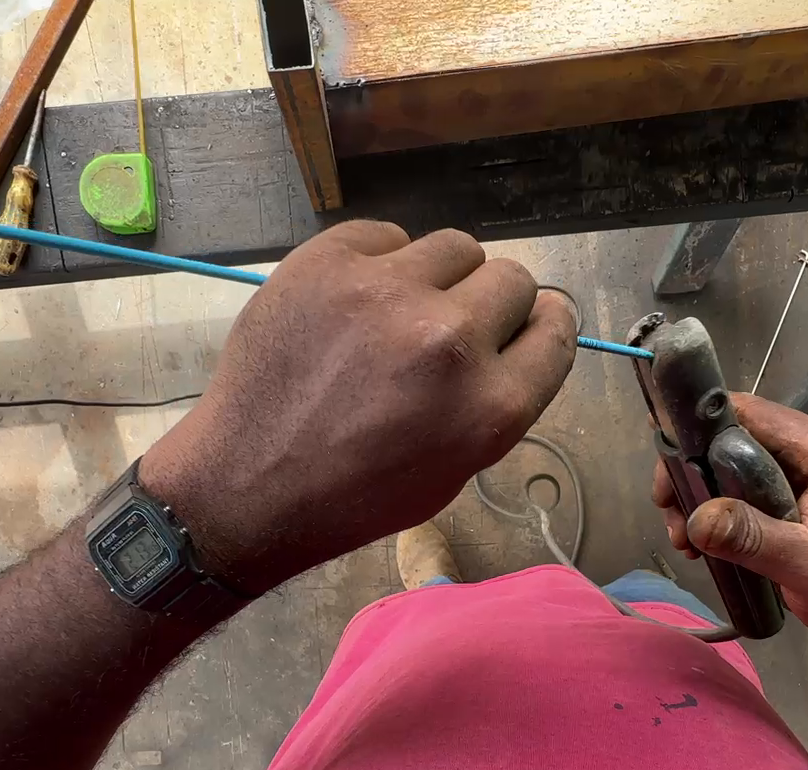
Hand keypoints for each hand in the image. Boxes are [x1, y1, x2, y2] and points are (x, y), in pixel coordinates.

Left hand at [140, 222, 578, 593]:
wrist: (249, 484)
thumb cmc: (357, 496)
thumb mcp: (453, 471)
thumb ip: (496, 402)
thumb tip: (517, 337)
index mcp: (490, 407)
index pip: (558, 329)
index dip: (542, 328)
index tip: (521, 330)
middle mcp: (451, 339)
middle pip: (513, 278)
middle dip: (492, 306)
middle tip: (449, 335)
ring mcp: (386, 291)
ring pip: (455, 247)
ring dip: (441, 280)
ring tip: (399, 315)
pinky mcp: (327, 260)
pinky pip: (388, 235)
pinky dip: (383, 263)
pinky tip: (356, 301)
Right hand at [653, 394, 807, 648]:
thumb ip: (754, 538)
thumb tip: (696, 517)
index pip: (751, 413)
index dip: (699, 427)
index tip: (665, 468)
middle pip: (732, 436)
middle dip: (691, 472)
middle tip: (668, 513)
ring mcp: (802, 475)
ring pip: (730, 464)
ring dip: (698, 496)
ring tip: (682, 538)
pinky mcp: (791, 499)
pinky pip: (740, 490)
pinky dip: (713, 511)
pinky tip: (700, 543)